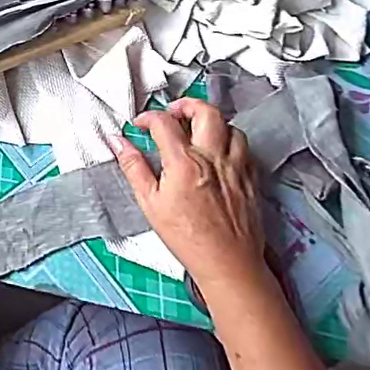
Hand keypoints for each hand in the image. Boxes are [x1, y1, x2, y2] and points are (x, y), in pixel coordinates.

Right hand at [116, 98, 271, 297]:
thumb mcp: (150, 203)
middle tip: (174, 113)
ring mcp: (236, 166)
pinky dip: (230, 141)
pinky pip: (245, 147)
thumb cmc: (187, 238)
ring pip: (230, 125)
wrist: (228, 265)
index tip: (141, 124)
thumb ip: (133, 167)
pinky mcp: (251, 178)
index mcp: (184, 162)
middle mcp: (213, 157)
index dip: (148, 117)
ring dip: (212, 122)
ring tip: (197, 131)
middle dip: (187, 104)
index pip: (164, 122)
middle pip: (205, 111)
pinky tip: (219, 152)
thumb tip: (118, 142)